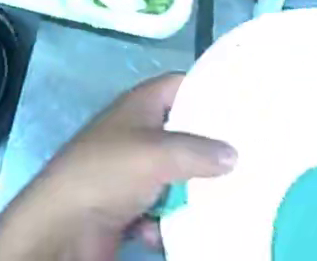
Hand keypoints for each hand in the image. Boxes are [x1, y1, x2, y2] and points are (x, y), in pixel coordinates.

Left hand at [0, 73, 235, 260]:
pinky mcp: (127, 206)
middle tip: (252, 158)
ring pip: (174, 176)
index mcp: (140, 106)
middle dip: (211, 148)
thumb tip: (234, 152)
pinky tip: (195, 230)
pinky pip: (161, 211)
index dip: (208, 90)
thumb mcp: (155, 153)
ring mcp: (131, 171)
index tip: (245, 103)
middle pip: (181, 133)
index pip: (179, 85)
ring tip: (238, 198)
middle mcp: (136, 132)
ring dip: (196, 190)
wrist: (65, 222)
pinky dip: (174, 221)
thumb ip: (196, 151)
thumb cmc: (108, 171)